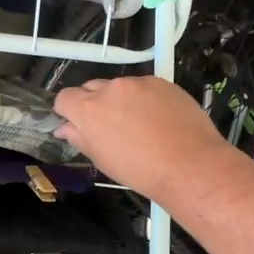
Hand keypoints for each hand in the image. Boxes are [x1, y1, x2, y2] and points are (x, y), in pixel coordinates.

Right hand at [54, 76, 235, 198]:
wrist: (190, 165)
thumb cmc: (140, 170)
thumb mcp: (101, 159)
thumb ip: (79, 138)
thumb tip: (64, 128)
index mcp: (89, 109)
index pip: (64, 98)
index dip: (67, 111)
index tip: (76, 124)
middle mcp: (111, 89)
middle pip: (90, 88)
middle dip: (93, 103)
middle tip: (109, 126)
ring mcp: (139, 83)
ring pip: (119, 87)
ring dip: (121, 100)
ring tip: (139, 124)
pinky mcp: (163, 82)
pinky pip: (144, 86)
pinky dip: (145, 98)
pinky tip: (158, 119)